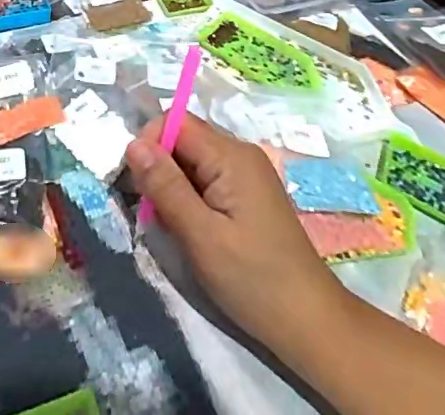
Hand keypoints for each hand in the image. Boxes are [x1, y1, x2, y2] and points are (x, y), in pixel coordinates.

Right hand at [124, 115, 338, 356]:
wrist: (311, 324)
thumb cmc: (254, 280)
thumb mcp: (201, 236)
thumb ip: (166, 186)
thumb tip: (133, 144)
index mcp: (231, 156)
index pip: (176, 121)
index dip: (149, 143)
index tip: (137, 184)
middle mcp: (240, 154)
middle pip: (184, 138)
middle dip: (158, 166)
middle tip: (150, 210)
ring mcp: (247, 174)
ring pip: (192, 160)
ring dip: (171, 184)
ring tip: (169, 223)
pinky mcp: (247, 194)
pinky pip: (207, 178)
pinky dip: (188, 196)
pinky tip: (189, 227)